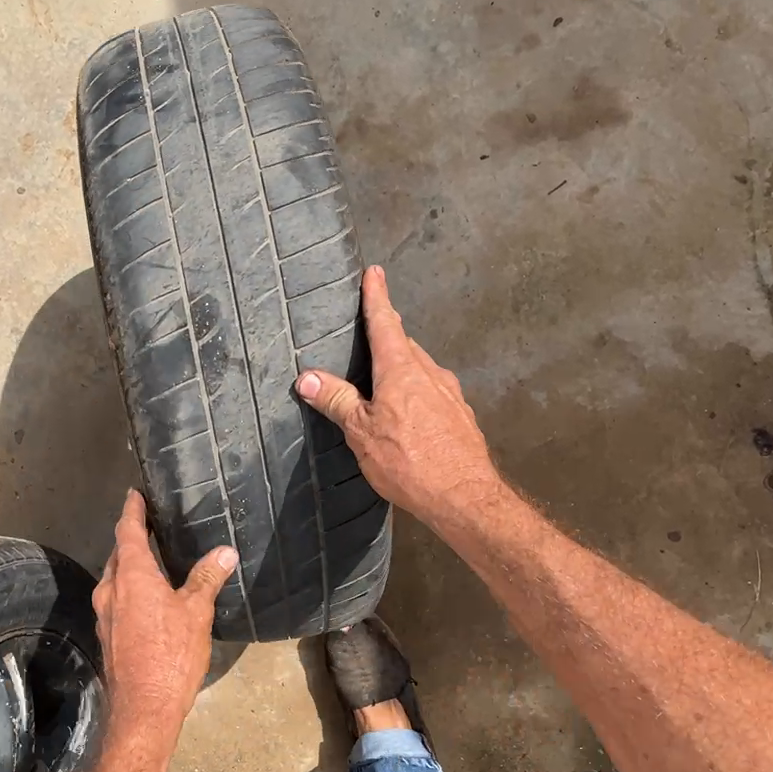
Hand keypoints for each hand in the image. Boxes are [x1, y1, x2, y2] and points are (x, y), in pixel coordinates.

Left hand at [92, 490, 237, 731]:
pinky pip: (116, 600)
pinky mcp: (108, 636)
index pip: (128, 531)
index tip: (134, 495)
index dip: (132, 511)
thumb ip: (206, 579)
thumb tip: (224, 552)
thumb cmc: (171, 655)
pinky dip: (129, 590)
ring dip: (128, 565)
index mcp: (131, 576)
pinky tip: (145, 599)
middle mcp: (110, 590)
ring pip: (114, 579)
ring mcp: (105, 615)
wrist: (143, 710)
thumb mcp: (196, 613)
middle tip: (148, 525)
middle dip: (130, 538)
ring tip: (150, 560)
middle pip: (118, 554)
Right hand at [295, 265, 502, 522]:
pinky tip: (407, 415)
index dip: (376, 297)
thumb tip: (308, 377)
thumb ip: (337, 401)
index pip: (385, 323)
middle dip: (387, 335)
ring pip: (420, 370)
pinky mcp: (460, 417)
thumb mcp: (361, 432)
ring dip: (401, 367)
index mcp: (402, 370)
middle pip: (405, 345)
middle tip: (370, 330)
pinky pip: (432, 393)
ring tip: (382, 381)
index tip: (374, 274)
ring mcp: (449, 395)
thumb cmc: (409, 462)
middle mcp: (430, 374)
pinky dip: (416, 393)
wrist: (464, 497)